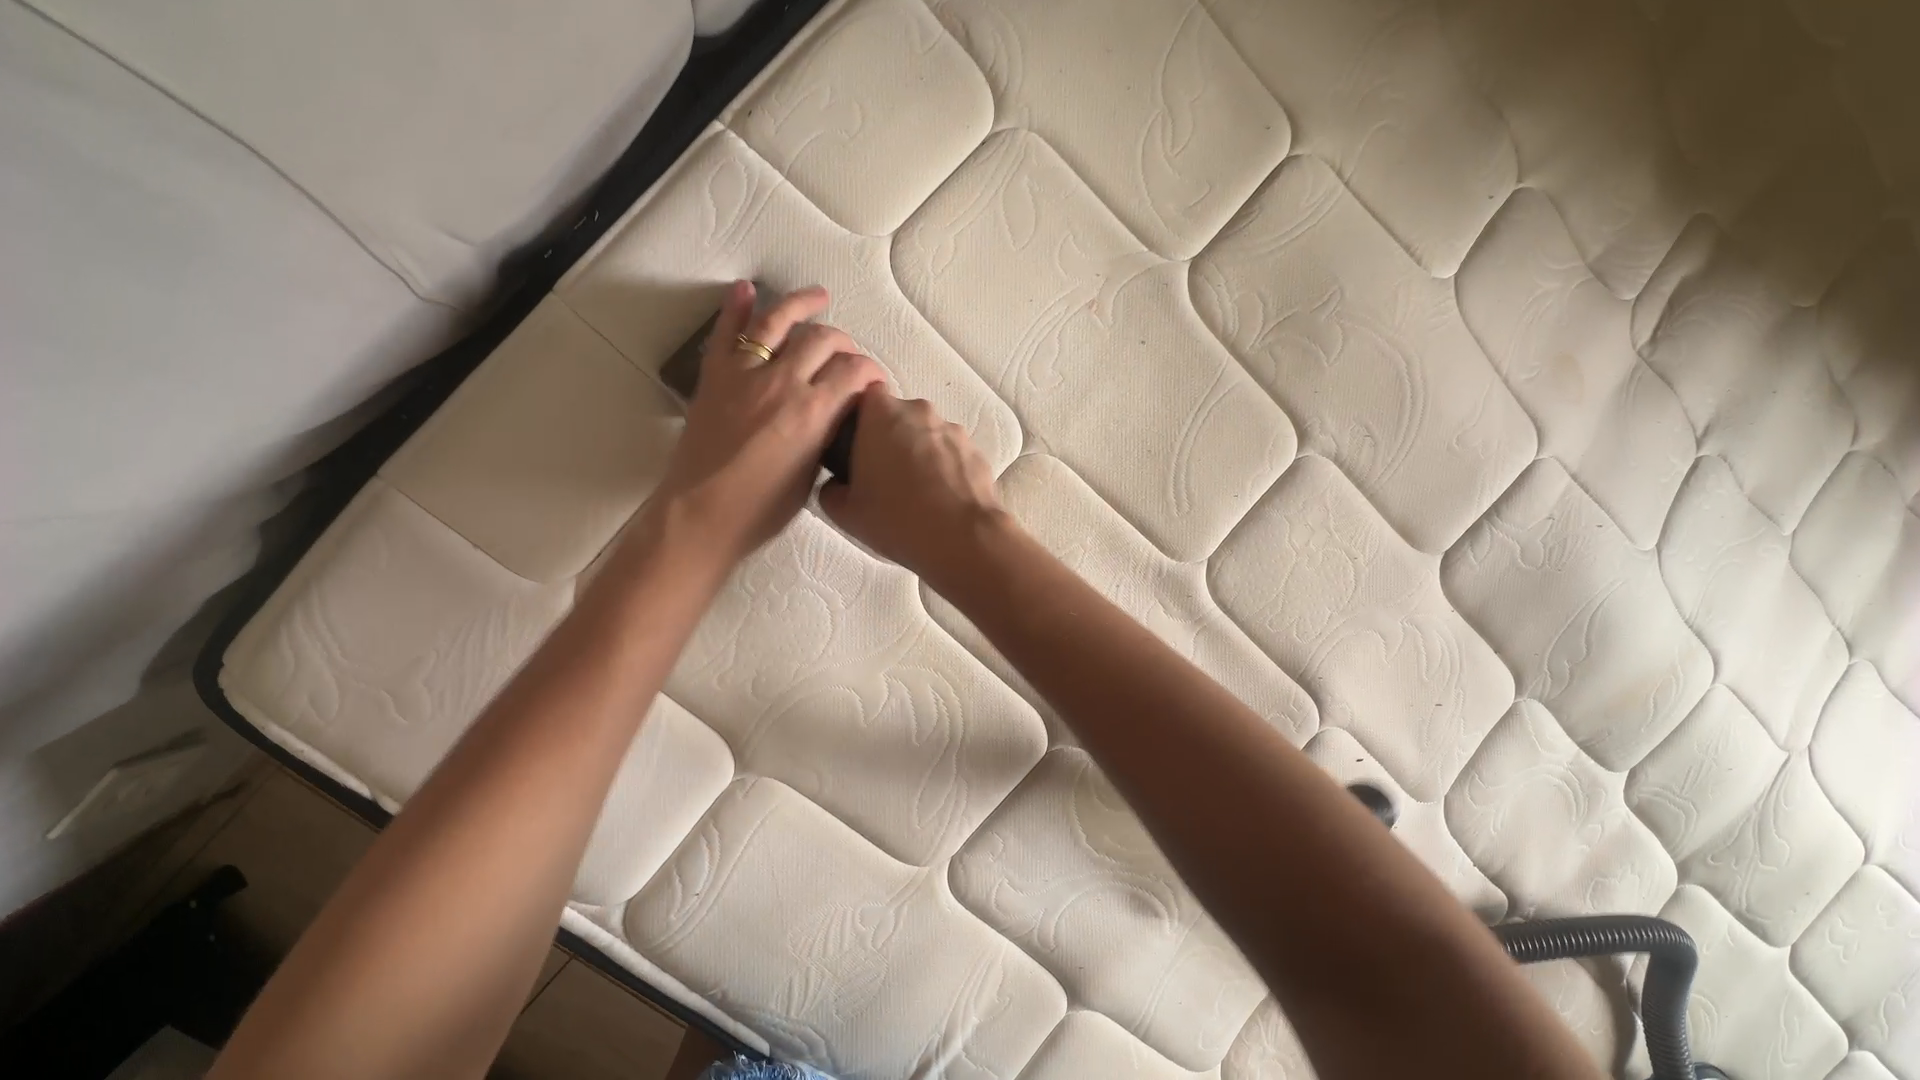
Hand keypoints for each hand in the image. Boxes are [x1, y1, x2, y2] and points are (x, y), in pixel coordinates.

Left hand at [648, 282, 885, 563]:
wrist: (702, 514)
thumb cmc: (761, 509)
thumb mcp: (810, 473)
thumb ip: (826, 433)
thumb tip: (835, 412)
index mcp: (814, 412)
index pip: (854, 371)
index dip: (871, 369)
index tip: (875, 379)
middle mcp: (783, 382)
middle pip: (823, 340)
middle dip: (844, 342)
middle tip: (849, 354)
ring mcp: (746, 374)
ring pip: (778, 322)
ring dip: (801, 303)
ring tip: (818, 296)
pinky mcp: (715, 376)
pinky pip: (726, 332)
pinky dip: (736, 306)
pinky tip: (746, 288)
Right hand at [818, 386, 1012, 585]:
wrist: (962, 538)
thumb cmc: (896, 519)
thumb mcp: (845, 512)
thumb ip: (830, 489)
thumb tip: (836, 484)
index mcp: (882, 413)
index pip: (865, 395)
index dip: (860, 418)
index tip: (856, 446)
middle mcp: (919, 411)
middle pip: (898, 415)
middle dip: (890, 438)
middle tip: (882, 476)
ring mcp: (952, 429)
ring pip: (927, 434)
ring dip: (919, 453)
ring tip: (916, 492)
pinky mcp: (976, 450)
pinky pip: (951, 453)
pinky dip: (944, 468)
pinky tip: (940, 499)